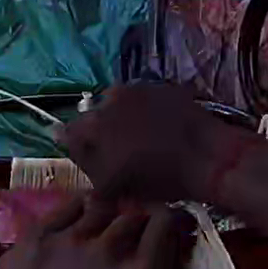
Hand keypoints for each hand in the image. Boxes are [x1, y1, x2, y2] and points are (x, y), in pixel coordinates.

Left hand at [0, 195, 226, 268]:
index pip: (168, 223)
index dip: (175, 224)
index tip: (175, 235)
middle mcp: (108, 252)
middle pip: (135, 213)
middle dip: (145, 223)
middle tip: (142, 242)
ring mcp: (65, 243)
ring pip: (100, 207)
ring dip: (112, 217)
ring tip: (110, 234)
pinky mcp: (31, 243)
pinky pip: (64, 208)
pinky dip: (80, 210)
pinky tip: (81, 226)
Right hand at [58, 84, 251, 203]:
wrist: (208, 155)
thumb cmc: (158, 177)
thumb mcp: (113, 182)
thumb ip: (84, 161)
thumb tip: (58, 141)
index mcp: (93, 123)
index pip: (69, 132)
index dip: (79, 148)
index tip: (93, 159)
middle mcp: (108, 98)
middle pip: (94, 117)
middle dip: (101, 133)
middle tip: (120, 153)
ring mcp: (136, 88)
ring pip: (118, 105)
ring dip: (123, 120)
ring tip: (142, 140)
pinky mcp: (161, 86)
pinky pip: (142, 99)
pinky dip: (145, 112)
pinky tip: (159, 129)